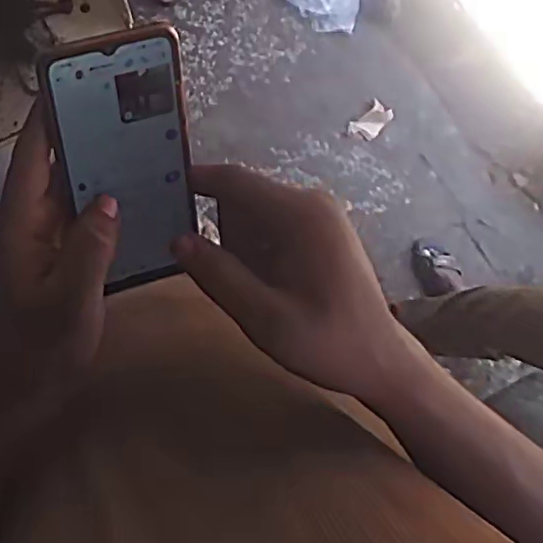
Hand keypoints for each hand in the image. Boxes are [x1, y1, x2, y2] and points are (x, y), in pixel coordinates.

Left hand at [0, 102, 118, 413]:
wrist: (33, 386)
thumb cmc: (43, 348)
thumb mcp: (69, 303)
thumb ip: (88, 253)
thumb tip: (108, 200)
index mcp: (20, 223)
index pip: (30, 158)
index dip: (44, 119)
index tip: (64, 84)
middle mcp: (29, 218)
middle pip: (50, 161)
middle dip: (73, 127)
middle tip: (108, 97)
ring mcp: (45, 231)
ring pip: (67, 180)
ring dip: (90, 154)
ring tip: (124, 125)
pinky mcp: (62, 244)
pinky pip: (81, 204)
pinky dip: (101, 186)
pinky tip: (128, 177)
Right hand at [171, 165, 428, 404]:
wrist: (384, 363)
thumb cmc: (328, 342)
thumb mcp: (265, 318)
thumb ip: (218, 275)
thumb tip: (176, 239)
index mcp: (298, 214)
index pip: (233, 179)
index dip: (193, 179)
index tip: (158, 189)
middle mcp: (308, 201)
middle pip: (239, 197)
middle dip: (221, 231)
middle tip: (221, 276)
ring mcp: (316, 211)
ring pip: (251, 211)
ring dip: (238, 243)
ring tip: (254, 288)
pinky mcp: (318, 225)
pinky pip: (267, 221)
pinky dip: (254, 246)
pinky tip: (265, 282)